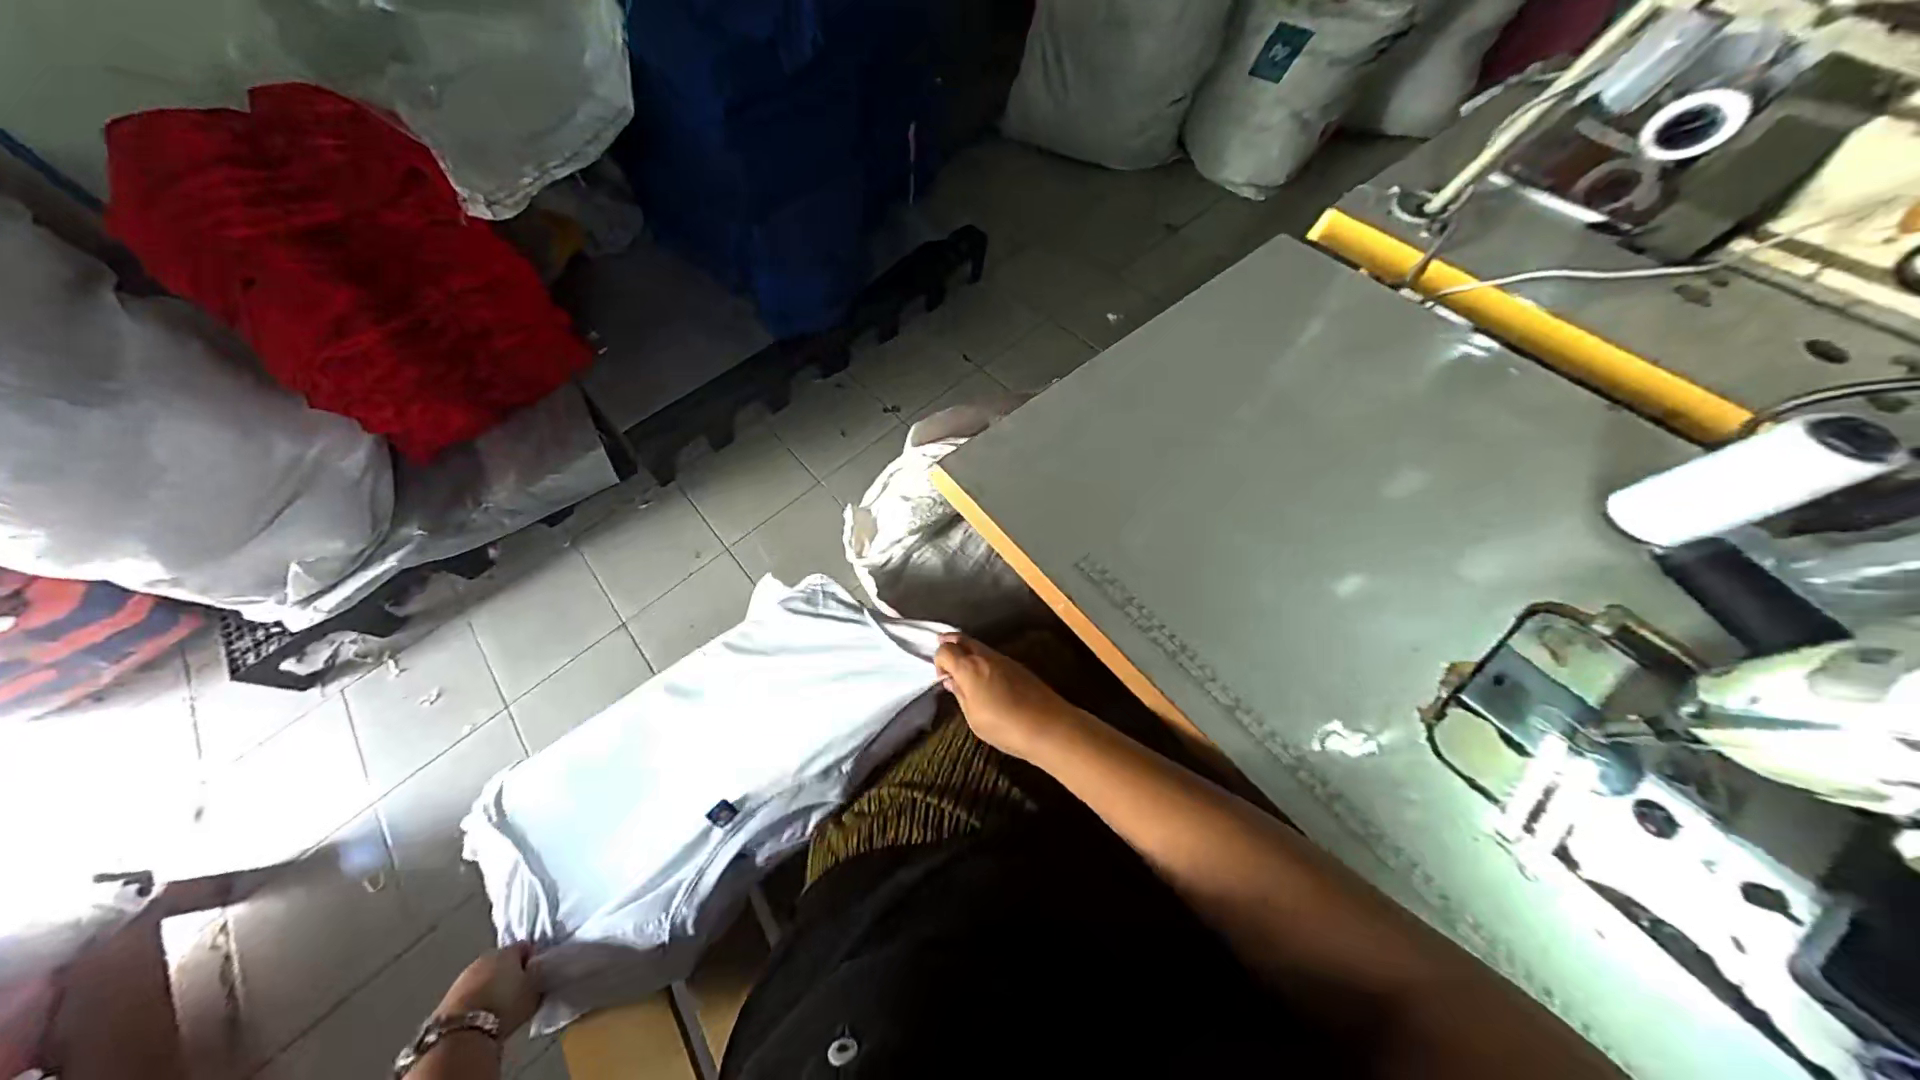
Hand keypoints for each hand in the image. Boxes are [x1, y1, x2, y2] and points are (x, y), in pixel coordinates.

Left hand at [436, 944, 540, 1036]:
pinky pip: (470, 993)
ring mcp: (463, 977)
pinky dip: (477, 999)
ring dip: (491, 986)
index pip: (526, 946)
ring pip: (484, 977)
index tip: (537, 976)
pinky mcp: (447, 997)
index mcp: (508, 950)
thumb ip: (539, 975)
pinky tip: (482, 1014)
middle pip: (502, 961)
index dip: (533, 960)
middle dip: (510, 973)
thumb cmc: (505, 1005)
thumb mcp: (535, 990)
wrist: (459, 1033)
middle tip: (519, 991)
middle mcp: (484, 957)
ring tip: (499, 1006)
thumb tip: (540, 968)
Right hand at [934, 633, 1083, 759]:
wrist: (1049, 726)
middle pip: (962, 639)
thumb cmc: (1005, 726)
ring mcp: (1004, 659)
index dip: (938, 660)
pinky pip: (993, 656)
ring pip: (979, 646)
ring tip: (965, 672)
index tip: (942, 678)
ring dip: (968, 653)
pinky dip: (983, 660)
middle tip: (946, 661)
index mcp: (969, 668)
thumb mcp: (974, 717)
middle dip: (951, 645)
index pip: (945, 649)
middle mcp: (986, 657)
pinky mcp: (1019, 666)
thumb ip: (960, 695)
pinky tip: (986, 679)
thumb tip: (951, 681)